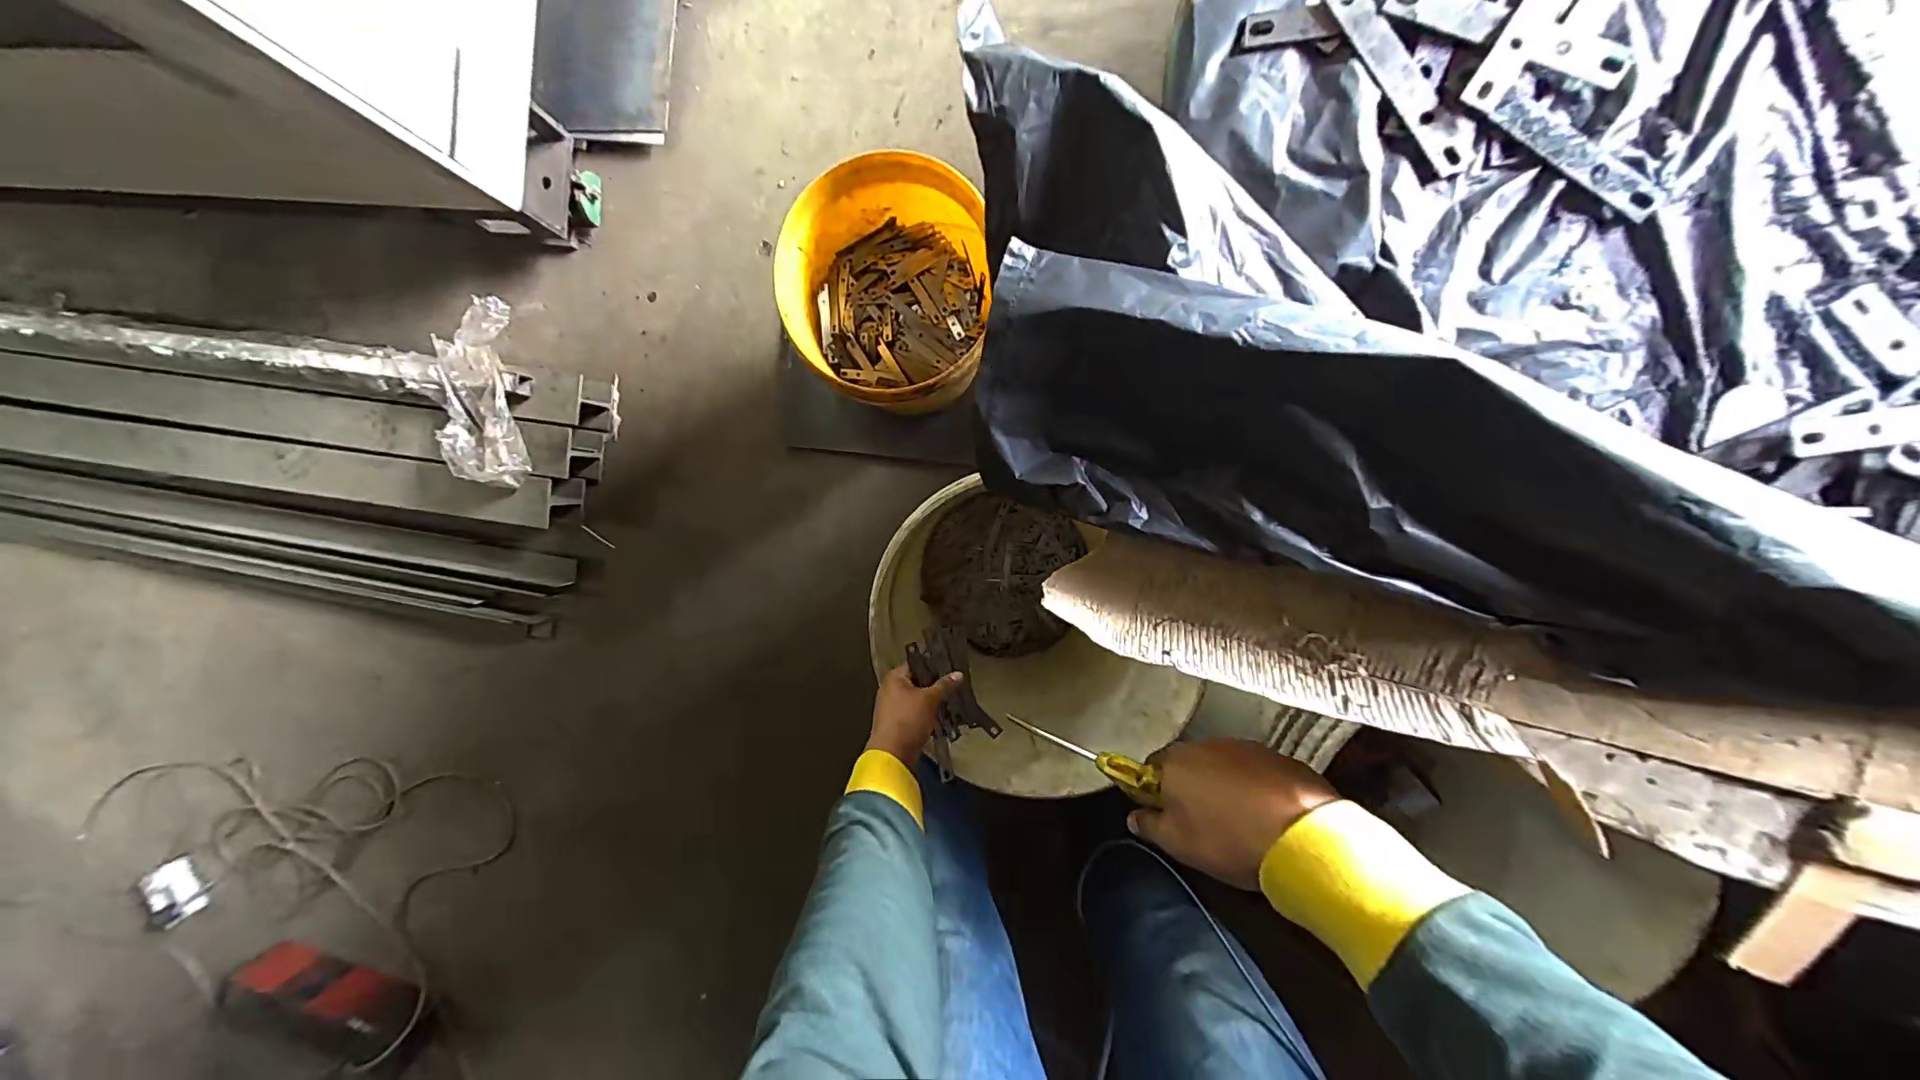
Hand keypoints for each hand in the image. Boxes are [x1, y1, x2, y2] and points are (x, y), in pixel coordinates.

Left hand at [867, 664, 963, 764]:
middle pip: (917, 682)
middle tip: (953, 686)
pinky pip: (914, 713)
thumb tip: (958, 674)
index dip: (933, 665)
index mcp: (894, 678)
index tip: (950, 669)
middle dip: (935, 686)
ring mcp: (891, 707)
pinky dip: (926, 714)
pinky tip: (940, 716)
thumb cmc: (908, 719)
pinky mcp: (896, 723)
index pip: (916, 664)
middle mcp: (889, 689)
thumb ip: (944, 685)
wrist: (893, 754)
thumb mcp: (930, 700)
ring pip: (916, 699)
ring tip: (950, 700)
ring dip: (932, 701)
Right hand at [1127, 738, 1340, 890]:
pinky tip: (1267, 814)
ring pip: (1222, 765)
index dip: (1155, 791)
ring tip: (1239, 819)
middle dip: (1191, 786)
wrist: (1305, 836)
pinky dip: (1255, 786)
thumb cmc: (1230, 840)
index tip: (1166, 815)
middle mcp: (1206, 744)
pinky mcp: (1279, 756)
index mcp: (1175, 762)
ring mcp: (1246, 747)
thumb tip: (1134, 816)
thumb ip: (1151, 826)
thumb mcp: (1180, 844)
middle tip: (1202, 821)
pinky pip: (1255, 771)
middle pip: (1188, 763)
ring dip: (1224, 784)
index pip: (1151, 767)